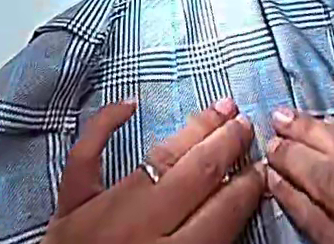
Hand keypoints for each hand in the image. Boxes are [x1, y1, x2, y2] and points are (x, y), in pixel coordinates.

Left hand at [48, 97, 264, 243]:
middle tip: (246, 123)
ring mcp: (103, 211)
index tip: (262, 167)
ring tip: (218, 108)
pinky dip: (105, 125)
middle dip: (225, 147)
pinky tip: (129, 103)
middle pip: (194, 176)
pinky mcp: (71, 205)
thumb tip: (230, 216)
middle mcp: (141, 230)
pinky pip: (87, 155)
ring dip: (191, 131)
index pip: (220, 216)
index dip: (245, 189)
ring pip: (156, 159)